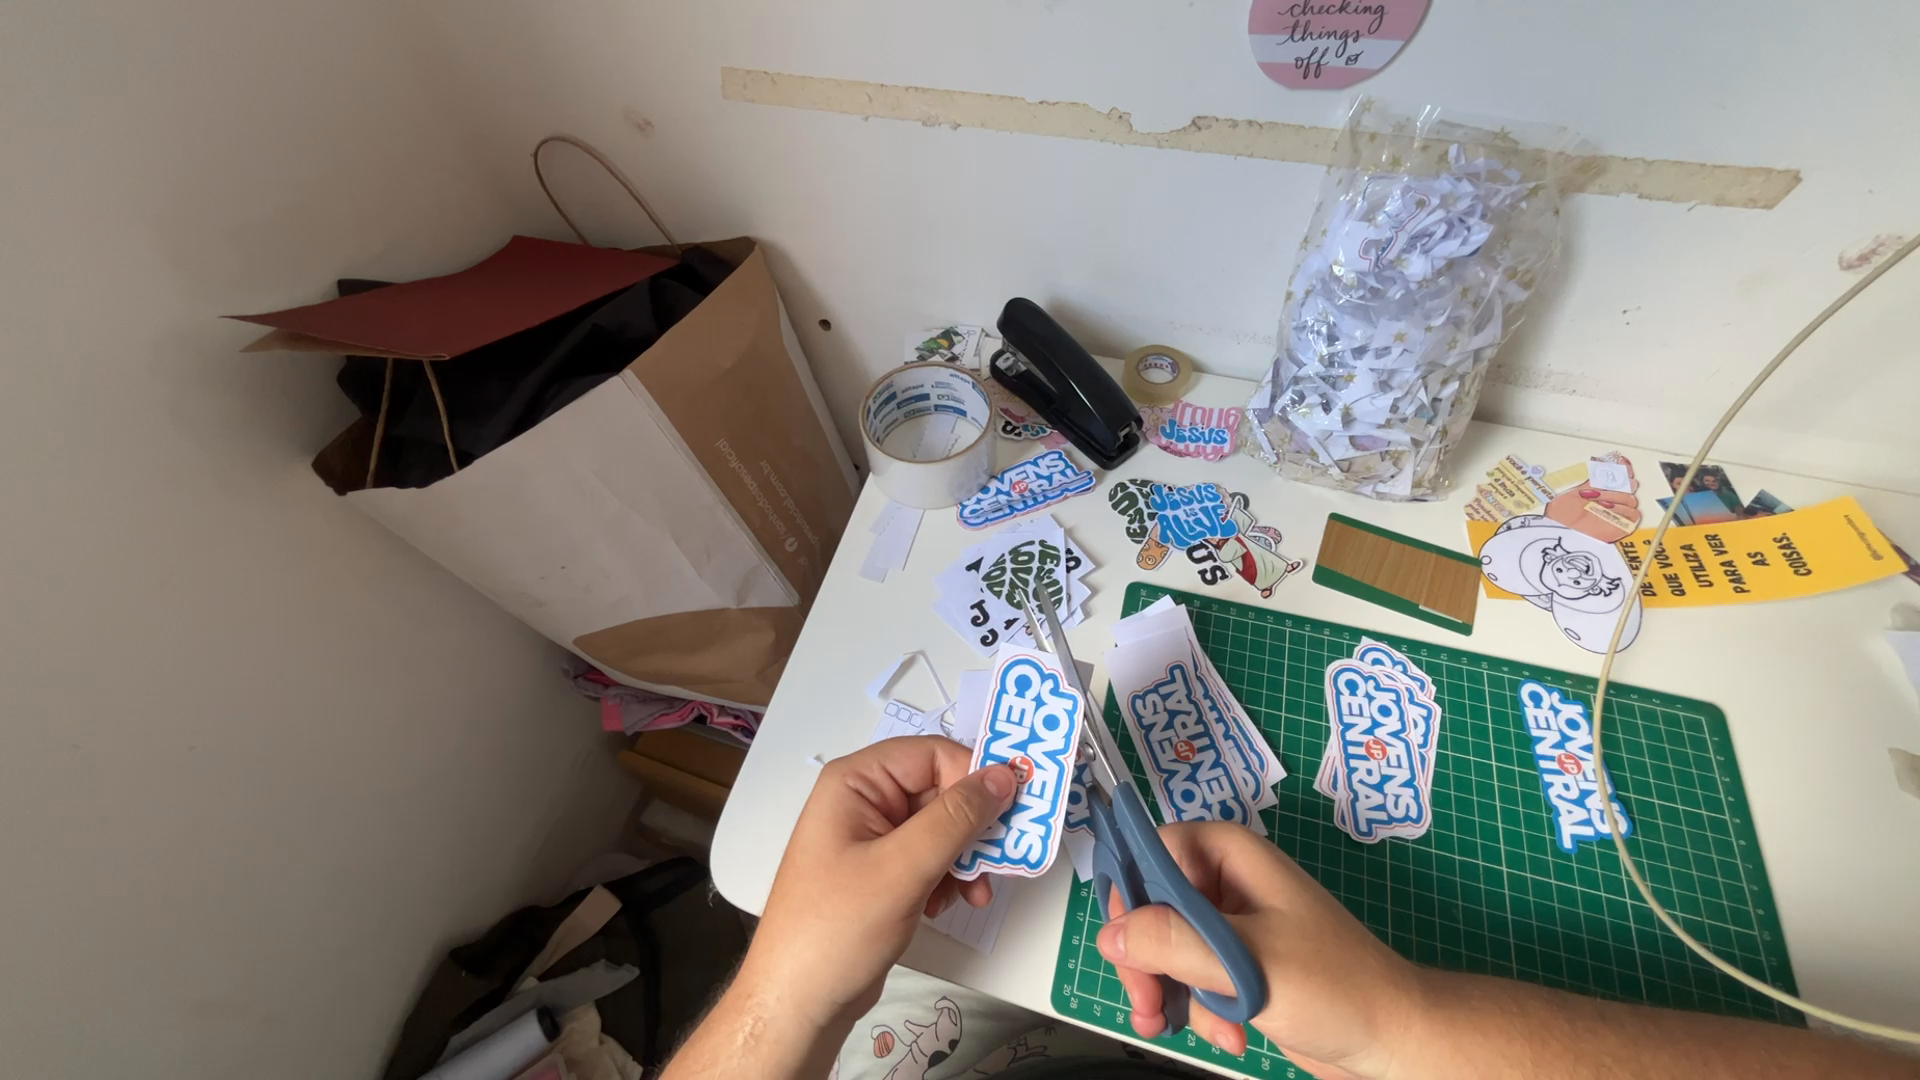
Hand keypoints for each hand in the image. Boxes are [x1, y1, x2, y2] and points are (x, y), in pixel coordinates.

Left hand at [739, 736, 1015, 1028]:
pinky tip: (947, 904)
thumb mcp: (902, 868)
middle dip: (972, 827)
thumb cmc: (836, 929)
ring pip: (941, 825)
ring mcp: (873, 836)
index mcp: (857, 781)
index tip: (1008, 808)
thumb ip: (956, 818)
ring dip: (965, 856)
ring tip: (974, 892)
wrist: (797, 1006)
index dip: (971, 775)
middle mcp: (865, 799)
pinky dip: (949, 876)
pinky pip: (931, 855)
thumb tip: (1002, 776)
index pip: (930, 754)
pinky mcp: (884, 869)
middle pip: (939, 789)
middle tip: (999, 858)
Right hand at [1095, 822, 1422, 1079]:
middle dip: (1147, 959)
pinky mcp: (1233, 962)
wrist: (1397, 1044)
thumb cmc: (1334, 987)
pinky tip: (1225, 1032)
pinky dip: (1196, 1006)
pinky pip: (1189, 974)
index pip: (1151, 852)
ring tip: (1192, 1028)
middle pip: (1150, 903)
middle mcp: (1220, 879)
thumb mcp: (1246, 962)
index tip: (1123, 948)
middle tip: (1149, 1005)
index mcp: (1225, 853)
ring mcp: (1227, 922)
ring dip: (1171, 991)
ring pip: (1163, 944)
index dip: (1131, 896)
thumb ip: (1173, 943)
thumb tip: (1109, 935)